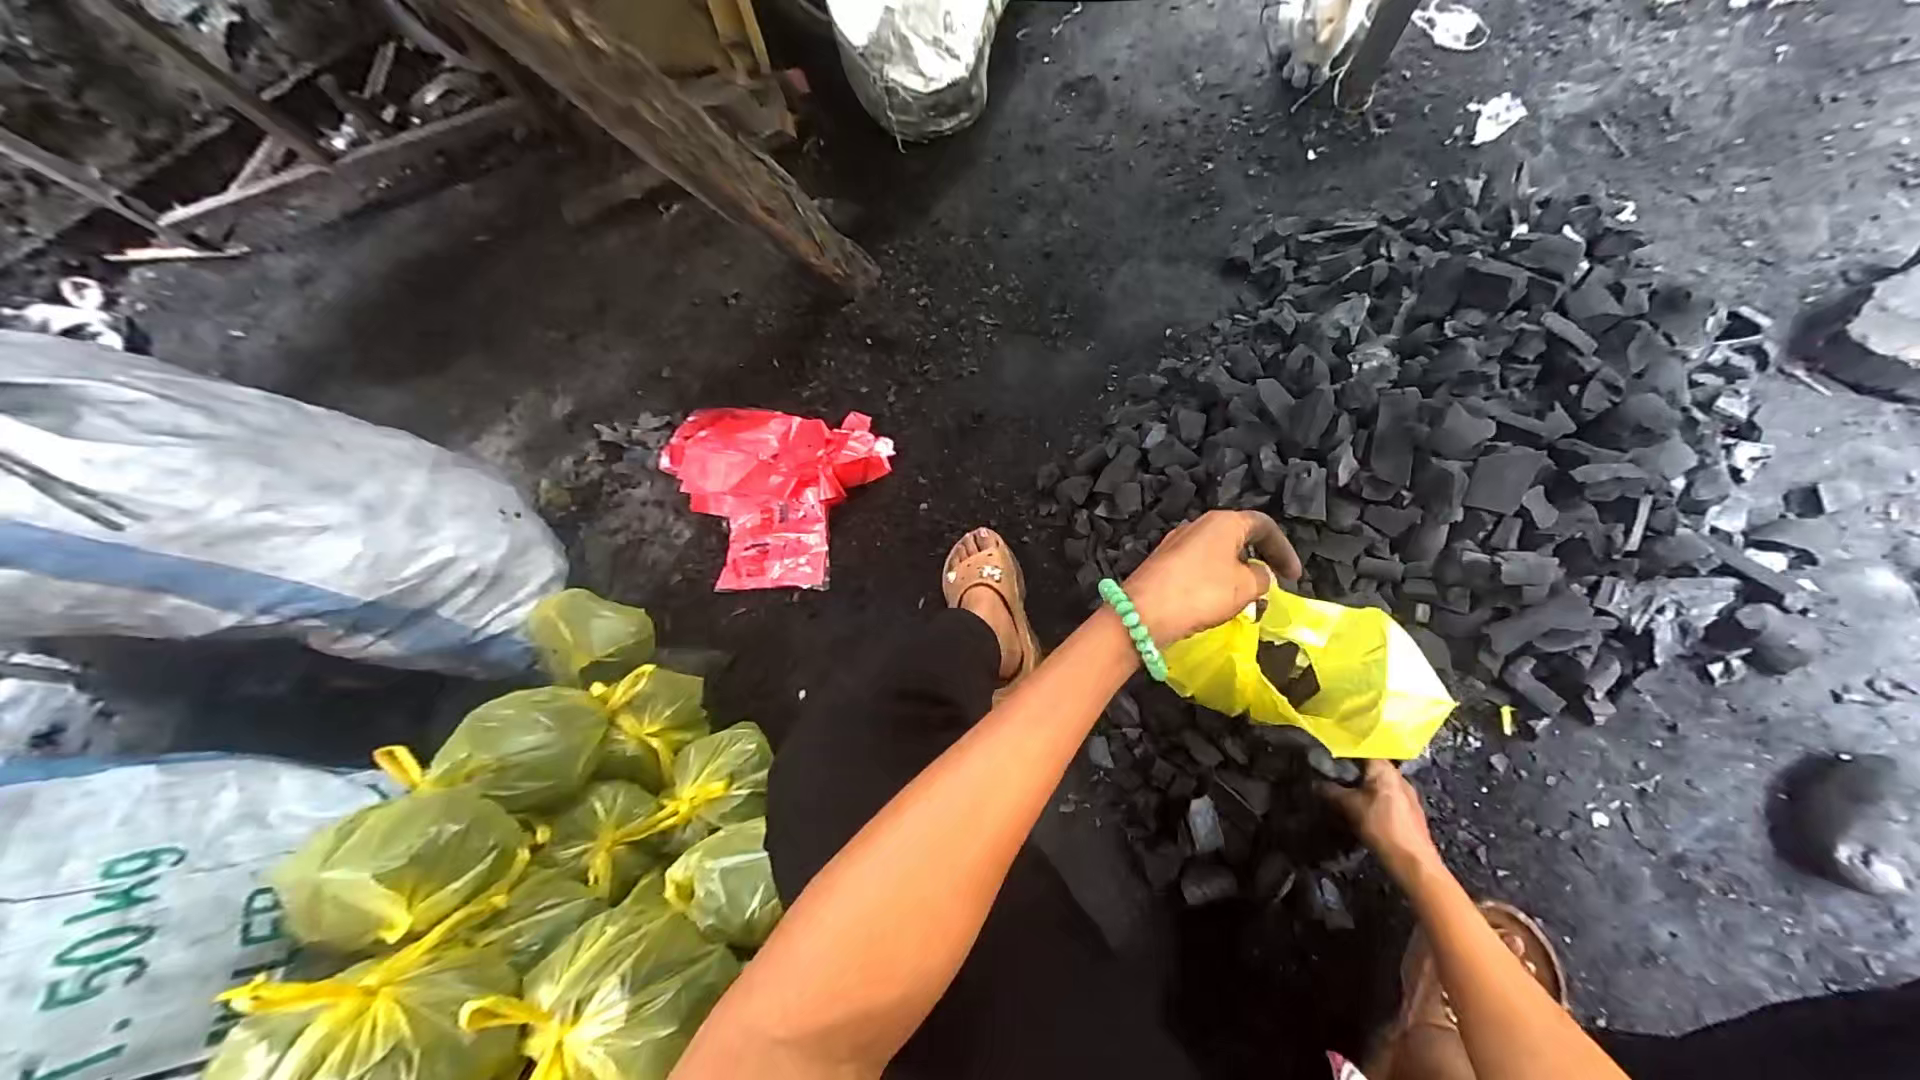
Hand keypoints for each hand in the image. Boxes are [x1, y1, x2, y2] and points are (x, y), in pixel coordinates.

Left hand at [1122, 510, 1301, 644]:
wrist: (1143, 612)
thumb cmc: (1201, 592)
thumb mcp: (1246, 586)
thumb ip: (1262, 577)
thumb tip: (1257, 573)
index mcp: (1223, 521)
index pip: (1264, 526)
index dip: (1284, 551)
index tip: (1294, 577)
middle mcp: (1198, 524)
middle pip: (1238, 535)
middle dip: (1259, 558)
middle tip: (1272, 583)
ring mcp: (1176, 541)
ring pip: (1217, 552)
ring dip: (1236, 571)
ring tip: (1246, 596)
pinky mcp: (1162, 561)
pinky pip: (1198, 565)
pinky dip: (1214, 578)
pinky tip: (1216, 599)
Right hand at [1320, 759, 1439, 881]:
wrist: (1412, 861)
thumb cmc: (1379, 825)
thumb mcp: (1347, 805)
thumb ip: (1329, 790)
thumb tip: (1314, 782)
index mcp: (1385, 770)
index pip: (1363, 749)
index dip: (1344, 749)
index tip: (1327, 753)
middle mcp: (1399, 777)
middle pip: (1372, 766)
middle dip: (1353, 769)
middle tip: (1332, 773)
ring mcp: (1408, 795)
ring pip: (1380, 782)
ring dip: (1364, 785)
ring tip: (1345, 791)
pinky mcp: (1411, 811)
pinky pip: (1388, 795)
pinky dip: (1374, 797)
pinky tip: (1363, 808)